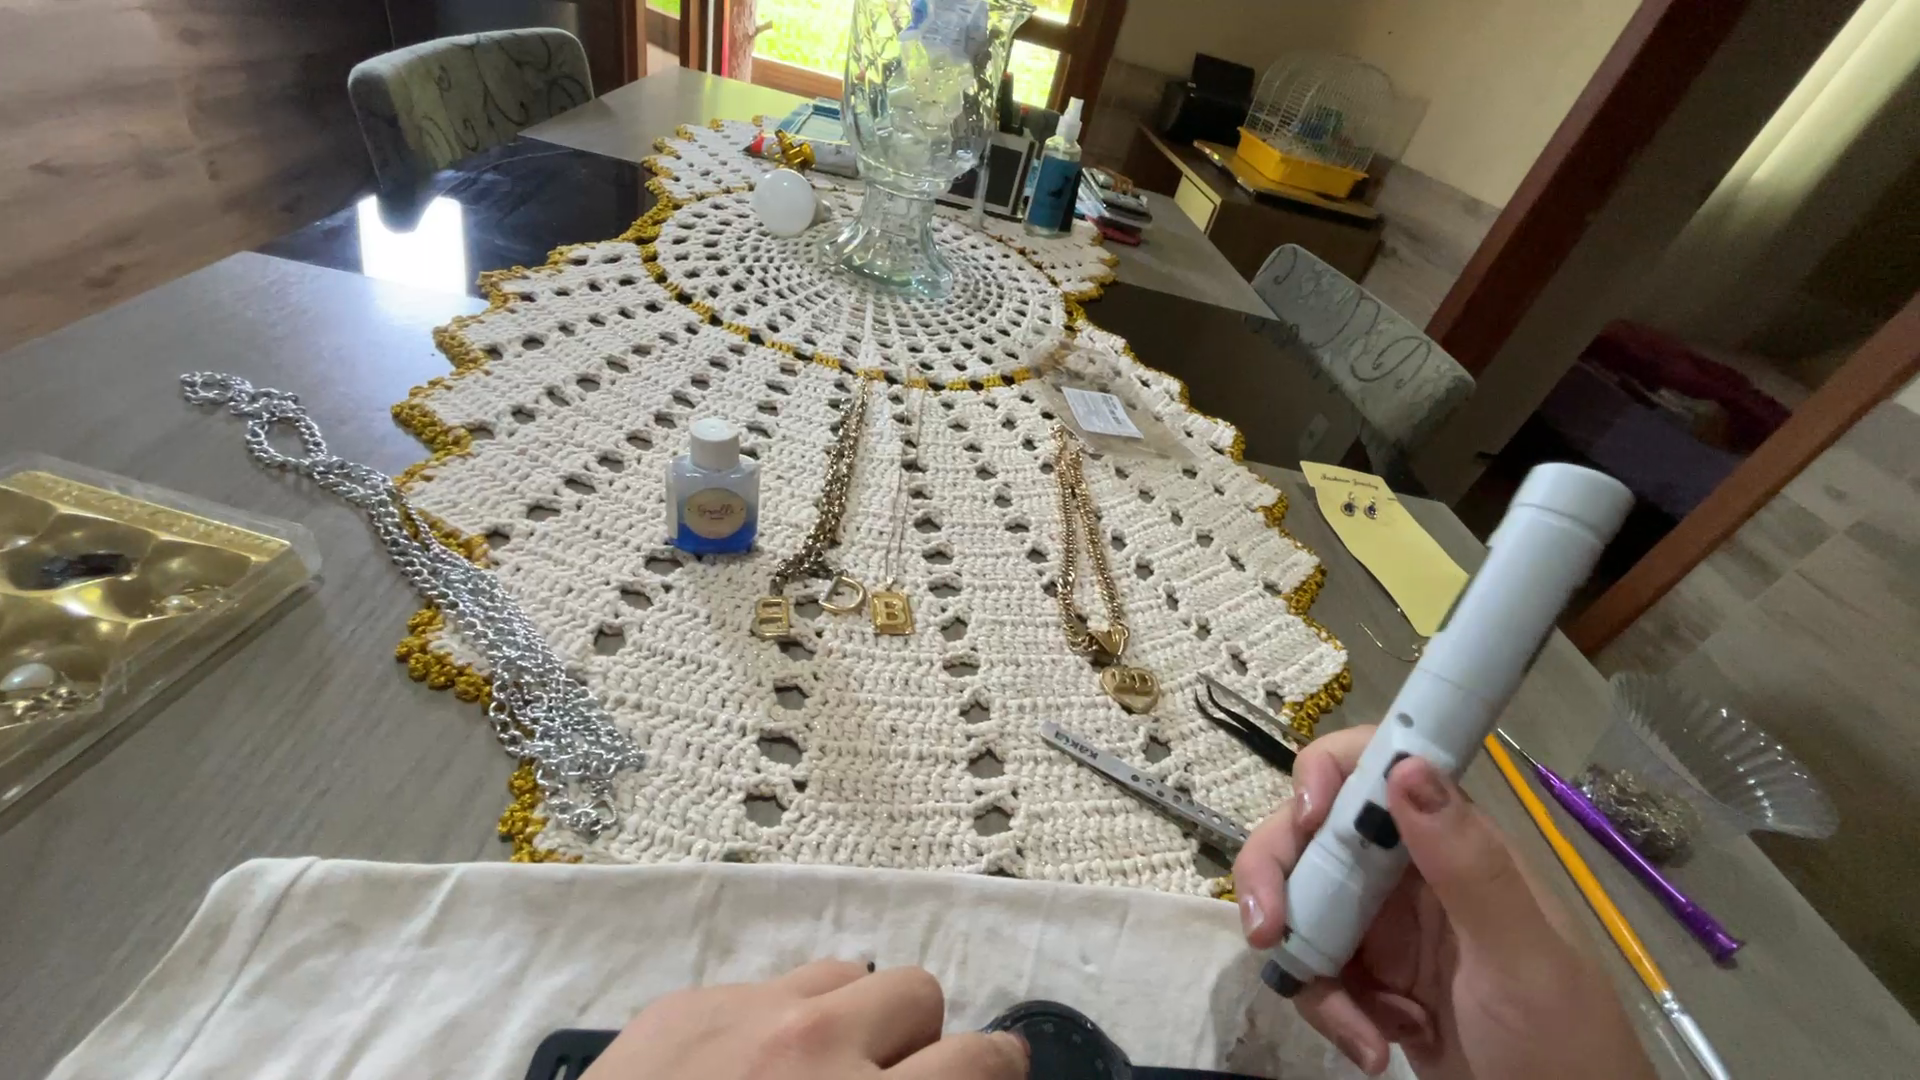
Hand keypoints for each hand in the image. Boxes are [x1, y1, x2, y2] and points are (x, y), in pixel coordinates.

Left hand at [584, 960, 1027, 1079]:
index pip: (978, 1061)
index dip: (998, 1067)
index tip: (995, 1074)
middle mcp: (811, 1047)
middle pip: (916, 991)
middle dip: (914, 1043)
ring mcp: (741, 1012)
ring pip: (843, 973)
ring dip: (845, 1020)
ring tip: (812, 1074)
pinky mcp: (681, 1004)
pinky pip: (765, 986)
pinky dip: (772, 1023)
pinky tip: (736, 1078)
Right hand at [1232, 726, 1657, 1079]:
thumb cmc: (1564, 1052)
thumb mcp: (1524, 963)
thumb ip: (1470, 867)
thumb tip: (1408, 765)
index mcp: (1448, 842)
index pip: (1373, 769)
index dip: (1325, 773)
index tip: (1307, 819)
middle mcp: (1404, 869)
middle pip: (1308, 831)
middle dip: (1275, 873)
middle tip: (1267, 931)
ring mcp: (1378, 920)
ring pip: (1296, 897)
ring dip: (1303, 959)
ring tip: (1354, 1030)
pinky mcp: (1363, 971)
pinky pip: (1309, 961)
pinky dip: (1326, 1005)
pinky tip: (1372, 1043)